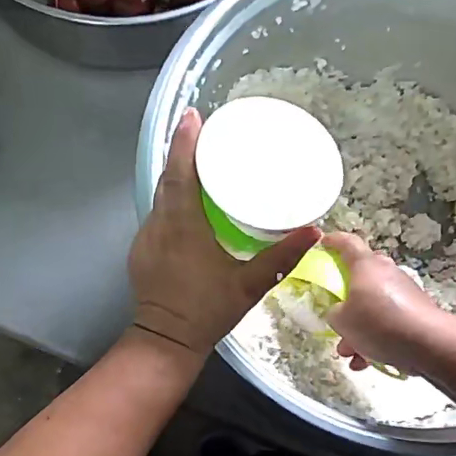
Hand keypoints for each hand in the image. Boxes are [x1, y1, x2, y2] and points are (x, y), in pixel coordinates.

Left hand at [128, 108, 320, 355]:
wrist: (165, 340)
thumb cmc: (207, 312)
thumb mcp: (249, 285)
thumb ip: (281, 258)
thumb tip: (315, 231)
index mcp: (183, 227)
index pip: (181, 174)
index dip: (185, 143)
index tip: (193, 115)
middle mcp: (159, 226)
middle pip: (168, 179)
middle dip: (182, 152)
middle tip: (202, 131)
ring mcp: (145, 238)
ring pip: (159, 197)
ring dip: (175, 176)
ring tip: (197, 160)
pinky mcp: (140, 251)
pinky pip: (156, 214)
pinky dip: (169, 200)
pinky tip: (184, 201)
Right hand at [322, 231, 450, 372]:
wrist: (428, 344)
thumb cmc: (378, 322)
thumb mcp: (340, 320)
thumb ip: (332, 312)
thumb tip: (337, 311)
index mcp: (365, 266)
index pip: (346, 243)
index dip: (332, 242)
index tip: (321, 245)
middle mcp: (386, 273)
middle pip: (359, 277)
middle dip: (344, 298)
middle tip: (333, 313)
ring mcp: (402, 292)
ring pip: (371, 305)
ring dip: (357, 327)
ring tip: (348, 351)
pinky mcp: (414, 312)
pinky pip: (386, 322)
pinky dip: (374, 338)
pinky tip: (365, 361)